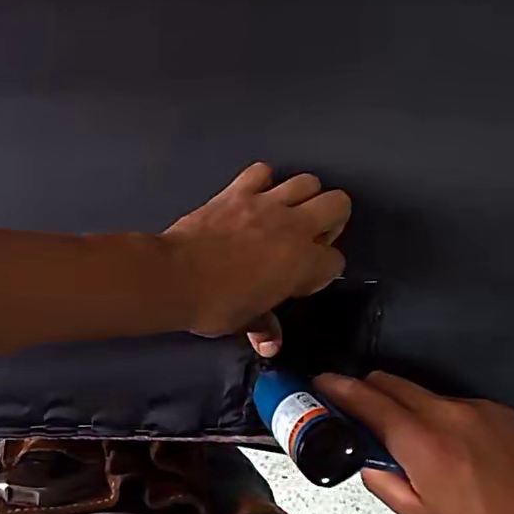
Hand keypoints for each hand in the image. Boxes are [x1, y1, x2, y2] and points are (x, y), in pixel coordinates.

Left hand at [162, 163, 349, 355]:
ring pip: (307, 181)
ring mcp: (265, 204)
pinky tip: (255, 198)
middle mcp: (292, 227)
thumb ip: (264, 327)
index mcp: (302, 262)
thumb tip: (269, 342)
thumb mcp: (245, 320)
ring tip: (288, 214)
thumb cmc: (213, 302)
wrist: (174, 277)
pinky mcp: (238, 191)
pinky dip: (263, 181)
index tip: (303, 279)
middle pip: (338, 204)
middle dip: (332, 219)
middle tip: (312, 236)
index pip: (335, 260)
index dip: (322, 271)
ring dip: (304, 196)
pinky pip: (262, 172)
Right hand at [316, 371, 513, 513]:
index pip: (367, 399)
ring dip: (404, 408)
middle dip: (366, 392)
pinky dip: (439, 417)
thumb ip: (388, 485)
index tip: (321, 385)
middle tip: (354, 417)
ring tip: (410, 449)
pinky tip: (451, 452)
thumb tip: (370, 465)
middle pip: (391, 382)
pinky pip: (456, 405)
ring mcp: (481, 410)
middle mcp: (451, 414)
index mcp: (425, 443)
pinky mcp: (504, 414)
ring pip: (424, 393)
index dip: (336, 388)